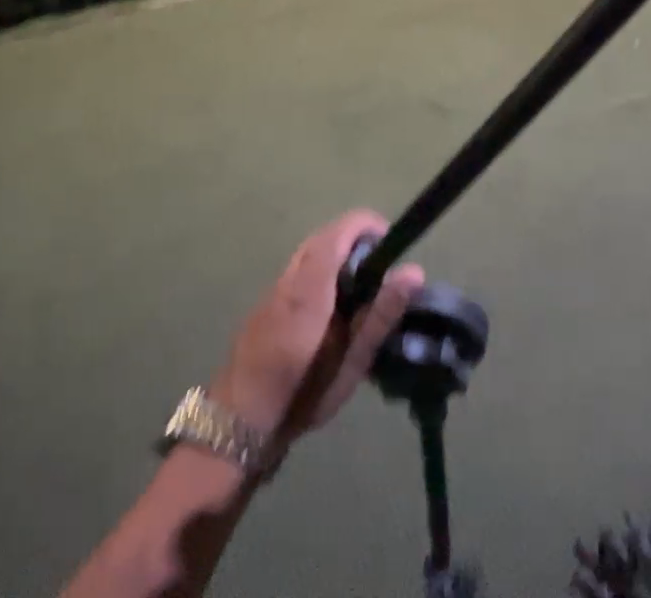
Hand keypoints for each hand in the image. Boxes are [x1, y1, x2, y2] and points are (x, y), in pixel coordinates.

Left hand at [207, 210, 423, 443]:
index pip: (336, 234)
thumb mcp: (351, 362)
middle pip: (319, 240)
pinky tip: (332, 312)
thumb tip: (413, 271)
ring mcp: (269, 295)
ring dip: (335, 259)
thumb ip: (380, 314)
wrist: (236, 425)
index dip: (364, 225)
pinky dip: (320, 276)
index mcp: (308, 291)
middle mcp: (285, 283)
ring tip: (361, 292)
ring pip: (305, 257)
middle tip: (382, 268)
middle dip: (353, 241)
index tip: (390, 239)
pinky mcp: (262, 310)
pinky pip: (295, 276)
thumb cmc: (302, 395)